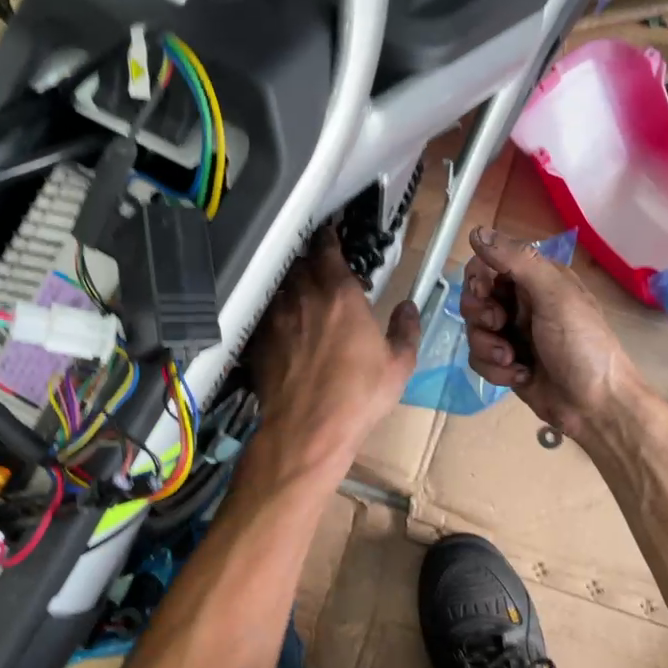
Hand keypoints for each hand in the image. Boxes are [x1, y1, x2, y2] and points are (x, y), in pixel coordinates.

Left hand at [248, 227, 421, 471]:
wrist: (308, 430)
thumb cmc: (358, 397)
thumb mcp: (399, 364)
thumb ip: (405, 329)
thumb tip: (408, 309)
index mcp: (340, 295)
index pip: (327, 249)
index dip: (328, 240)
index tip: (330, 237)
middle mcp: (303, 298)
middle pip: (300, 265)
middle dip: (310, 263)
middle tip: (321, 270)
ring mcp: (277, 320)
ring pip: (281, 289)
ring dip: (292, 288)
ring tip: (304, 299)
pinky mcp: (259, 344)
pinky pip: (266, 318)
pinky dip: (276, 317)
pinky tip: (286, 331)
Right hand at [460, 227, 629, 436]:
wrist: (595, 405)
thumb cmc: (581, 344)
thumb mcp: (554, 295)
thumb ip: (516, 261)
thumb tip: (476, 231)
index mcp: (538, 280)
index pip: (490, 264)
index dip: (478, 278)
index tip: (484, 292)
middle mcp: (523, 304)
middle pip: (475, 298)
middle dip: (480, 314)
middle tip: (499, 324)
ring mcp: (514, 335)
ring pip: (474, 330)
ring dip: (487, 346)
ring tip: (512, 358)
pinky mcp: (507, 365)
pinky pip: (480, 359)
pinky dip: (495, 369)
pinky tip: (520, 376)